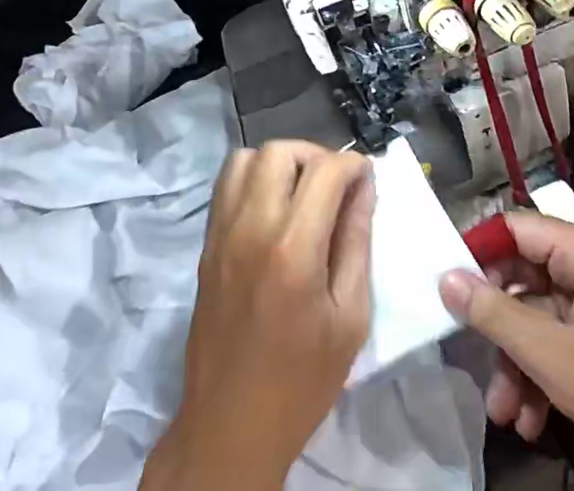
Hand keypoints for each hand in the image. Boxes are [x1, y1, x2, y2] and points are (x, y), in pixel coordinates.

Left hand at [141, 141, 374, 490]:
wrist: (230, 421)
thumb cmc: (302, 379)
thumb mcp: (350, 317)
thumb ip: (356, 243)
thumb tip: (363, 191)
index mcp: (292, 248)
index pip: (324, 171)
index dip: (353, 165)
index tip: (368, 178)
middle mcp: (250, 226)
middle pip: (279, 151)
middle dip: (315, 156)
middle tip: (336, 187)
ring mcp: (221, 232)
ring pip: (245, 158)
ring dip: (280, 163)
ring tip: (303, 192)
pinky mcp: (206, 243)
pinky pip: (226, 185)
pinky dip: (253, 178)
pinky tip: (274, 208)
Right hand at [438, 213, 573, 490]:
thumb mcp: (560, 361)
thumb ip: (497, 315)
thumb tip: (444, 277)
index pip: (515, 229)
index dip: (477, 252)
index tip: (443, 287)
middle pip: (520, 278)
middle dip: (496, 329)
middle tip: (471, 359)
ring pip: (532, 318)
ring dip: (514, 365)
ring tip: (505, 414)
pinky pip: (554, 345)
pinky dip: (537, 379)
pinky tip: (528, 421)